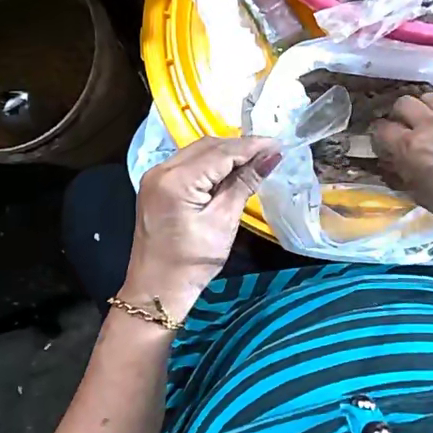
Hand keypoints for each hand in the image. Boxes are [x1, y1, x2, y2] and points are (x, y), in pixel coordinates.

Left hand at [125, 136, 279, 317]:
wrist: (157, 287)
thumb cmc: (192, 261)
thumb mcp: (223, 221)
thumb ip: (244, 184)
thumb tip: (270, 157)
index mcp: (176, 180)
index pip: (220, 152)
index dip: (251, 146)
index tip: (278, 145)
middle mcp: (161, 170)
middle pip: (207, 146)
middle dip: (239, 146)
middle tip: (269, 151)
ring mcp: (154, 176)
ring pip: (196, 152)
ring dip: (225, 153)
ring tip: (255, 158)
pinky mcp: (155, 185)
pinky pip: (187, 163)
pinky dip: (209, 163)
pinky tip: (229, 169)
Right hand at [372, 88, 432, 232]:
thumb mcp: (422, 196)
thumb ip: (403, 174)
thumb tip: (394, 162)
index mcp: (410, 148)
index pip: (382, 129)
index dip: (381, 135)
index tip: (386, 142)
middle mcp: (431, 124)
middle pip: (404, 103)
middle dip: (402, 115)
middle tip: (410, 128)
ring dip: (429, 107)